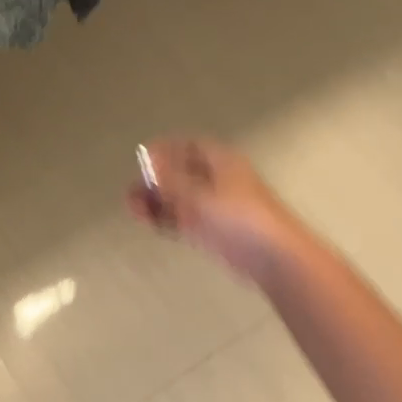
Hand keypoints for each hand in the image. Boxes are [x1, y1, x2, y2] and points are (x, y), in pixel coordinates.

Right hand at [128, 138, 298, 282]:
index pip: (189, 147)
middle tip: (131, 193)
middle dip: (155, 181)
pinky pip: (180, 220)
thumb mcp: (201, 194)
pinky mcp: (208, 230)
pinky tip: (148, 223)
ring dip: (156, 202)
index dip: (166, 150)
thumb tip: (148, 162)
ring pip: (177, 199)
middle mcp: (215, 181)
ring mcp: (211, 207)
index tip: (142, 159)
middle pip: (179, 174)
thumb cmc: (239, 216)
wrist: (270, 255)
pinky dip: (164, 219)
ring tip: (134, 211)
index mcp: (221, 163)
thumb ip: (172, 180)